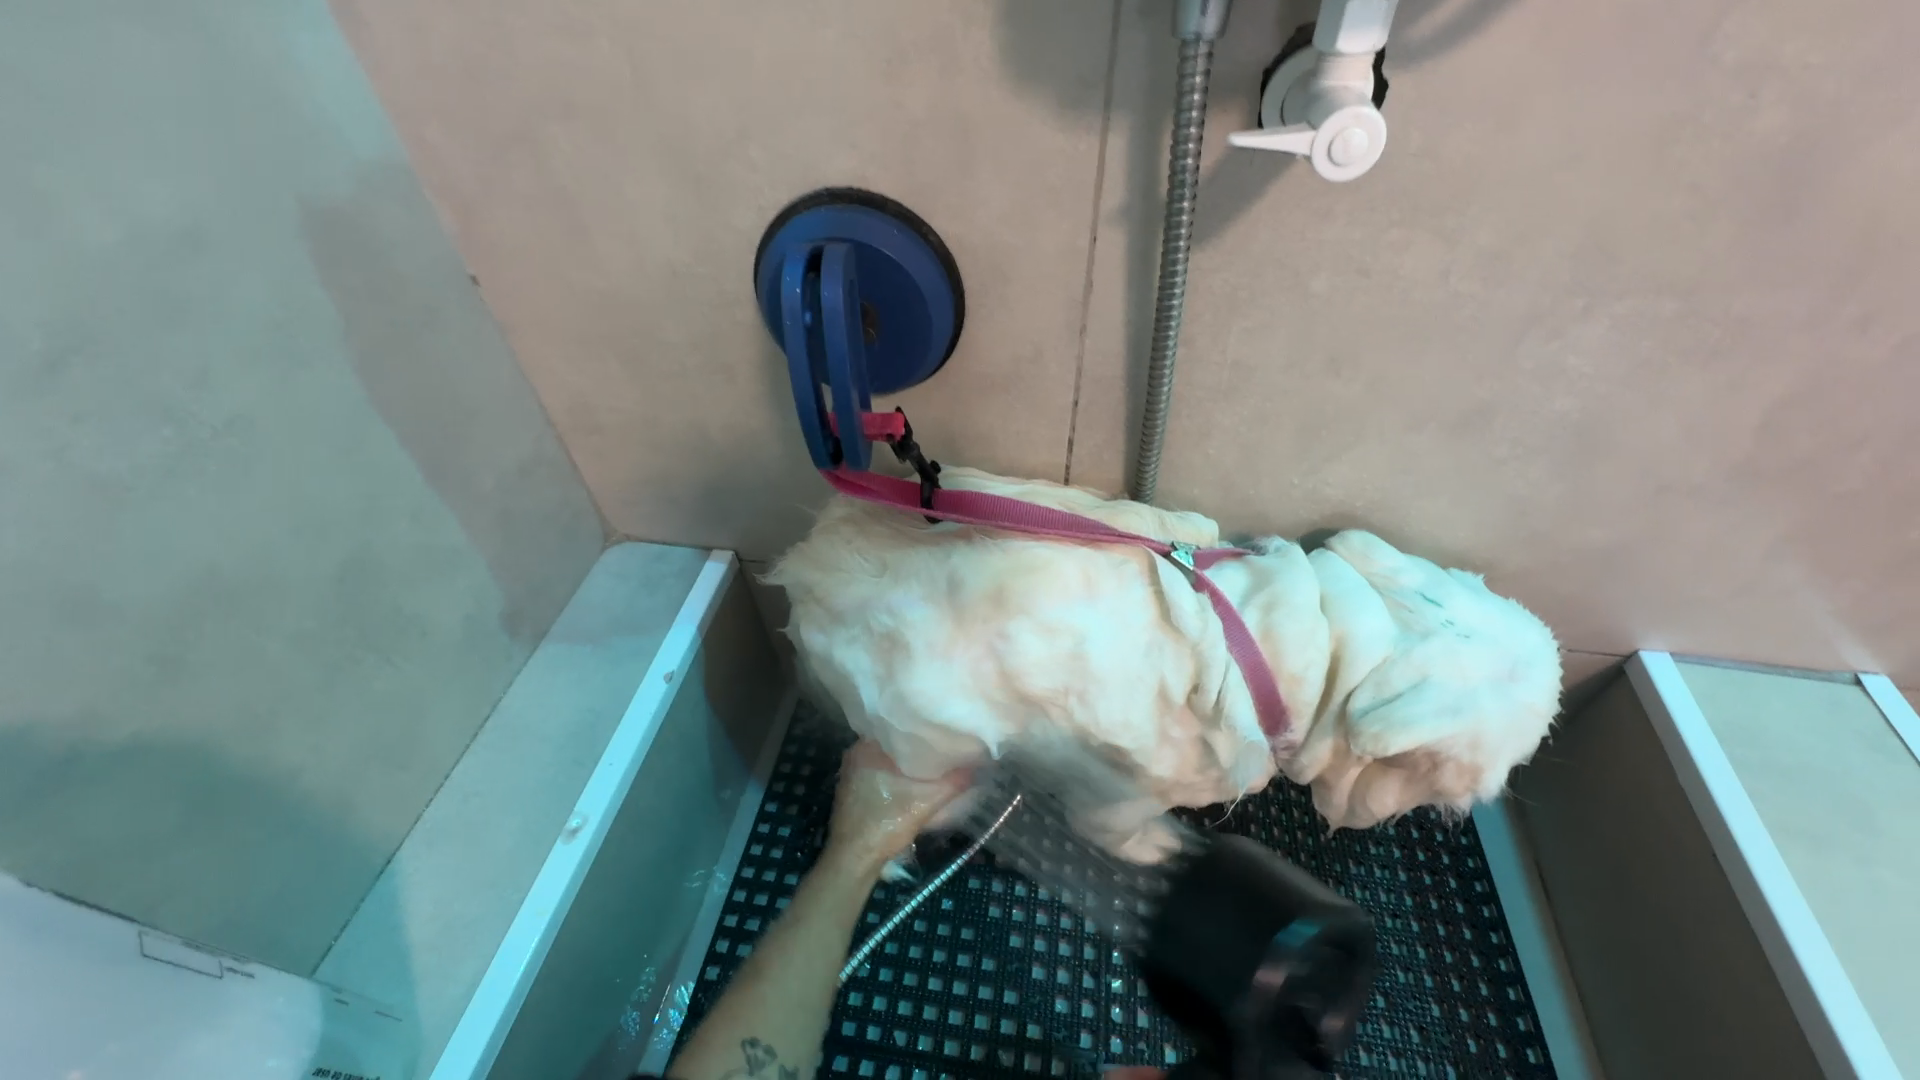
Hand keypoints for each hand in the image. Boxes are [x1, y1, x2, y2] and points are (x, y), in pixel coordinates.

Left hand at [824, 740, 969, 875]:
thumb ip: (952, 783)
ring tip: (931, 757)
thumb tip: (979, 765)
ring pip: (885, 757)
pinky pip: (878, 770)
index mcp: (867, 747)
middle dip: (915, 743)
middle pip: (893, 741)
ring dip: (905, 759)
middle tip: (941, 741)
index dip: (922, 726)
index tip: (942, 727)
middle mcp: (855, 753)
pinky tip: (911, 777)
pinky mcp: (852, 788)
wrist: (854, 860)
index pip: (898, 725)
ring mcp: (851, 772)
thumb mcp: (925, 804)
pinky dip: (894, 771)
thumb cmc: (884, 825)